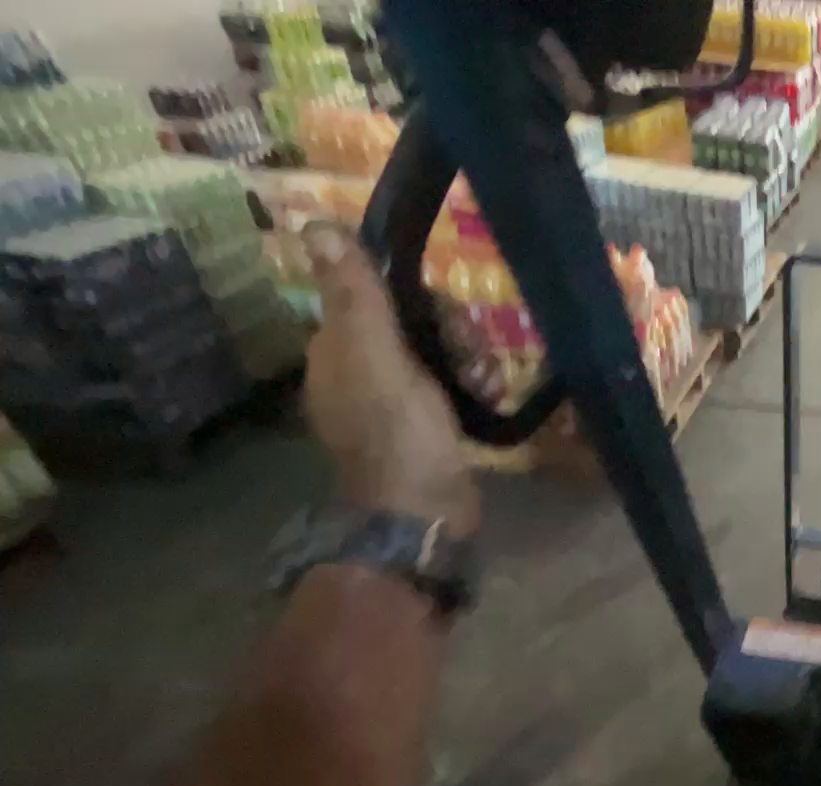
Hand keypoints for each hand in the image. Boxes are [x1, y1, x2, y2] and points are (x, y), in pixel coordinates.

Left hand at [302, 222, 479, 538]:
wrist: (425, 511)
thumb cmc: (398, 434)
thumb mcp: (376, 358)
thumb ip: (355, 297)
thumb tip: (316, 225)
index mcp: (339, 347)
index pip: (386, 297)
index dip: (426, 305)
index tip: (450, 328)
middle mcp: (365, 366)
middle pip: (422, 324)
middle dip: (458, 338)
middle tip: (476, 365)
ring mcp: (400, 397)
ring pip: (446, 353)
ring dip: (476, 362)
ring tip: (488, 387)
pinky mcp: (432, 421)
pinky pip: (457, 383)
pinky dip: (478, 387)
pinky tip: (491, 399)